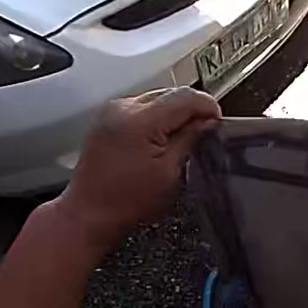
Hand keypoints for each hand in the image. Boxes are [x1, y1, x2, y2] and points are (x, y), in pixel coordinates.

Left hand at [46, 88, 220, 256]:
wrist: (89, 214)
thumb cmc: (127, 202)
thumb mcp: (170, 173)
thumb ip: (190, 140)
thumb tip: (208, 121)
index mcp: (140, 120)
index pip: (185, 96)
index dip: (207, 107)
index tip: (218, 123)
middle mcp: (123, 107)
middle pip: (170, 93)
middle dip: (190, 110)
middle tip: (203, 133)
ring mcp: (111, 111)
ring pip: (156, 98)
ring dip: (173, 113)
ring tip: (181, 139)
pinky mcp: (106, 119)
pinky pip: (140, 108)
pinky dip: (155, 118)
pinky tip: (159, 140)